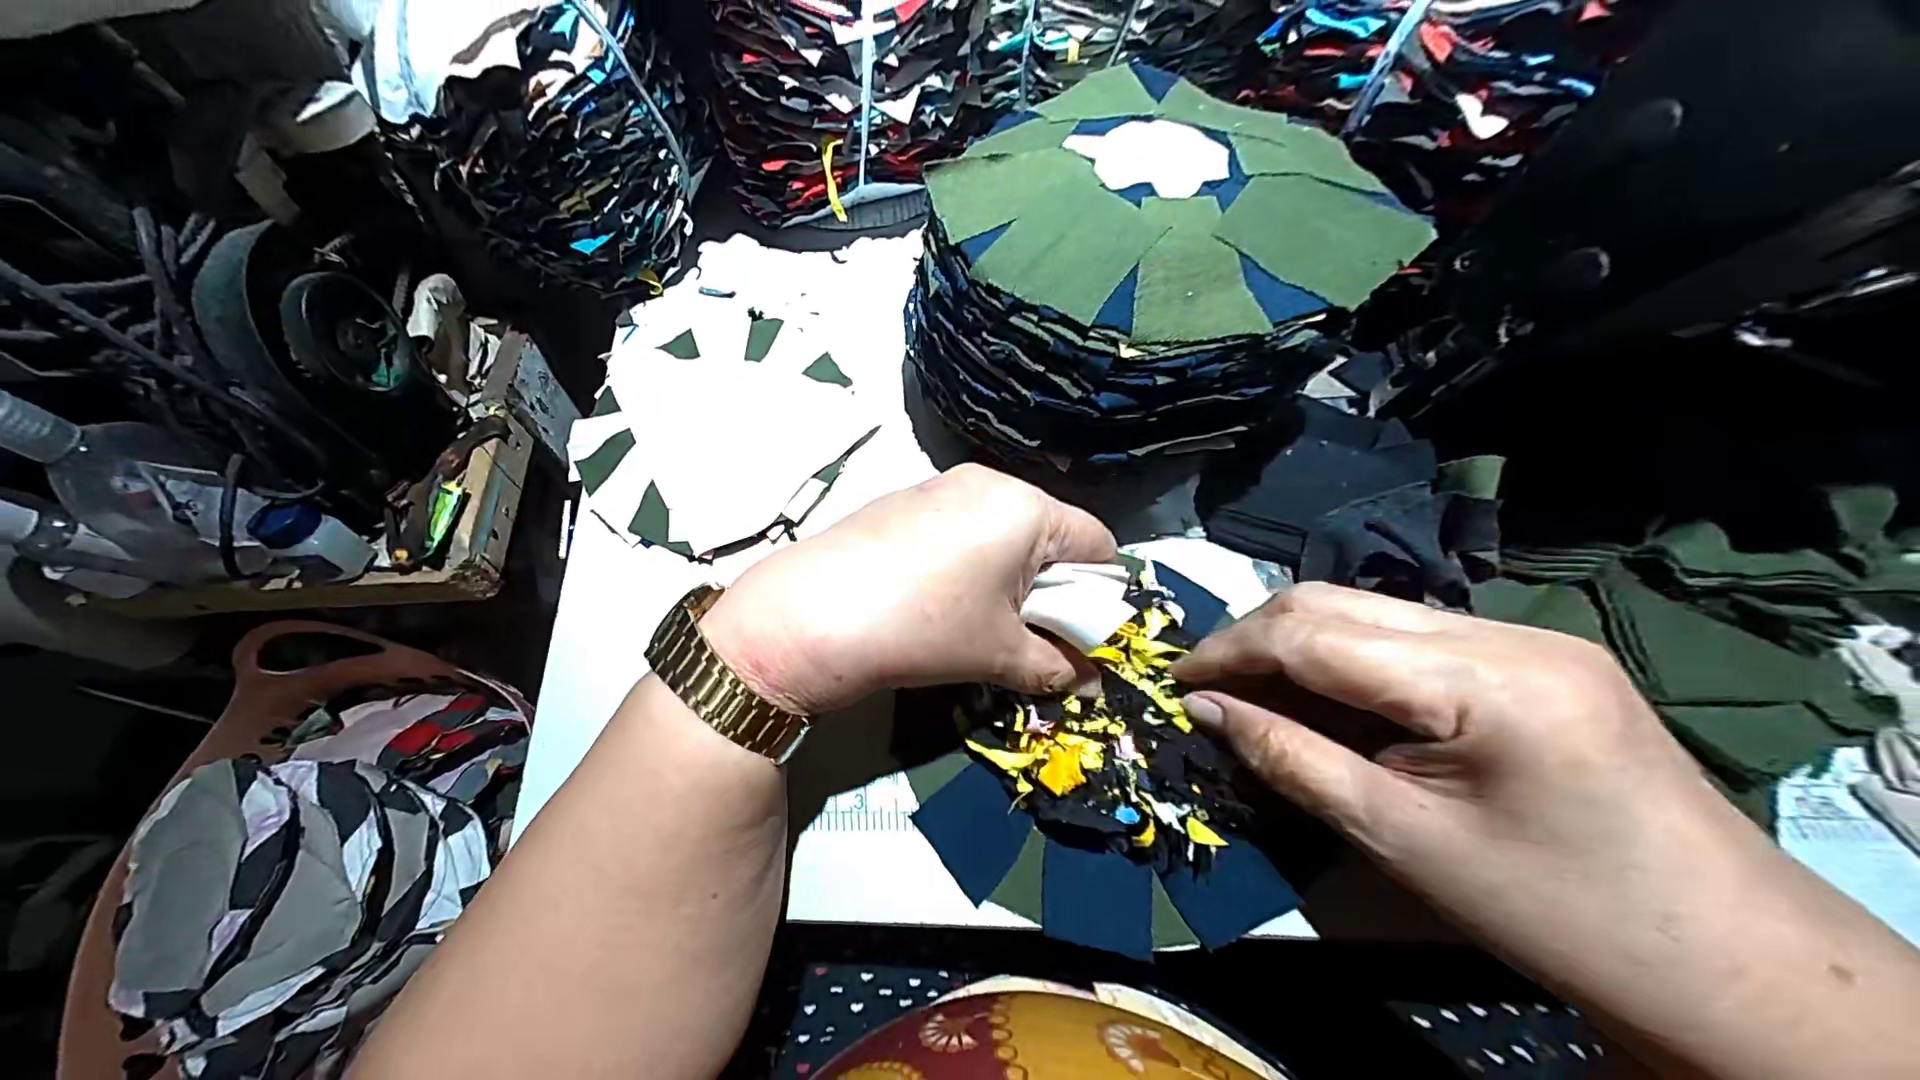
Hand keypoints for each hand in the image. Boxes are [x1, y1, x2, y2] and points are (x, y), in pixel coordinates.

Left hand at [698, 464, 1114, 715]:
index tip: (1081, 632)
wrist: (810, 615)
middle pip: (1051, 535)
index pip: (1098, 544)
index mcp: (1026, 508)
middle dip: (1051, 587)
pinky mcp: (905, 500)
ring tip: (978, 619)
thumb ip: (1056, 666)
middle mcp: (988, 483)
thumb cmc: (924, 627)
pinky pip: (963, 527)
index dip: (1101, 593)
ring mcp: (941, 486)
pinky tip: (938, 597)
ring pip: (1004, 531)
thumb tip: (1089, 682)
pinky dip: (971, 561)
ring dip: (1010, 575)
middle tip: (1028, 632)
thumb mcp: (999, 652)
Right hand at [1171, 583, 1919, 1078]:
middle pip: (1336, 602)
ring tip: (1252, 691)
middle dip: (1254, 638)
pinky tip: (1321, 697)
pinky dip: (1343, 659)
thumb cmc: (1553, 913)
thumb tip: (1203, 709)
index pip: (1315, 632)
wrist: (1732, 963)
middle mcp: (1506, 632)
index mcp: (1485, 679)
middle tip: (1207, 686)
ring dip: (1295, 644)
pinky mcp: (1530, 655)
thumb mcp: (1397, 837)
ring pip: (1365, 610)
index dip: (1230, 650)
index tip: (1175, 681)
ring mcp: (1525, 636)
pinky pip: (1405, 636)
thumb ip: (1288, 757)